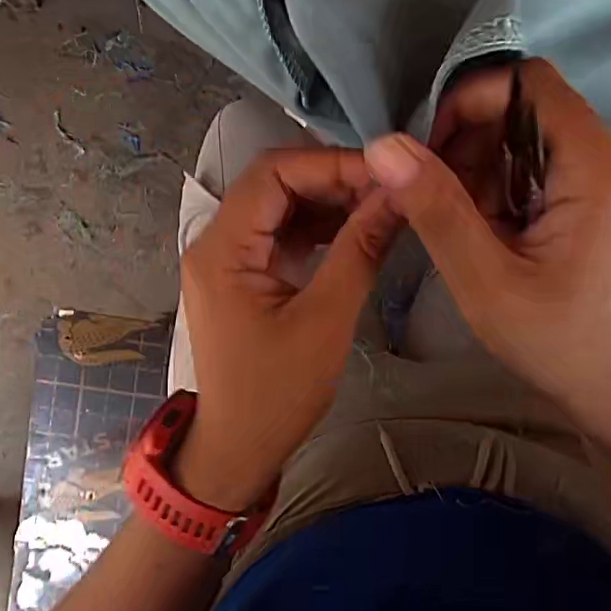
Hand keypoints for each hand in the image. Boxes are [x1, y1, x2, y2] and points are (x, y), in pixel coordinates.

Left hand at [176, 148, 400, 508]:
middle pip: (273, 183)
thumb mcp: (325, 320)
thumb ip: (359, 250)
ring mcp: (227, 257)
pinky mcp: (243, 273)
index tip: (383, 172)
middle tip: (389, 188)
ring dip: (328, 201)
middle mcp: (214, 242)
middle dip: (332, 179)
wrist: (239, 446)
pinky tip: (357, 228)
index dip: (329, 163)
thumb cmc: (277, 393)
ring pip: (279, 205)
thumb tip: (396, 195)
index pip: (271, 174)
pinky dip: (317, 227)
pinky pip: (280, 233)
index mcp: (221, 249)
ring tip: (381, 205)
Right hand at [363, 59, 610, 418]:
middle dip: (468, 139)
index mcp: (597, 169)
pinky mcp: (592, 188)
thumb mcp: (481, 278)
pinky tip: (483, 224)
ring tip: (460, 218)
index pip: (528, 83)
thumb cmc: (548, 338)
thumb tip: (384, 145)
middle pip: (524, 104)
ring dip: (477, 163)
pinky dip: (495, 180)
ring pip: (522, 129)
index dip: (469, 101)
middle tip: (436, 193)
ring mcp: (605, 171)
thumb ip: (435, 208)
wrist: (601, 381)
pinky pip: (531, 157)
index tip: (429, 150)